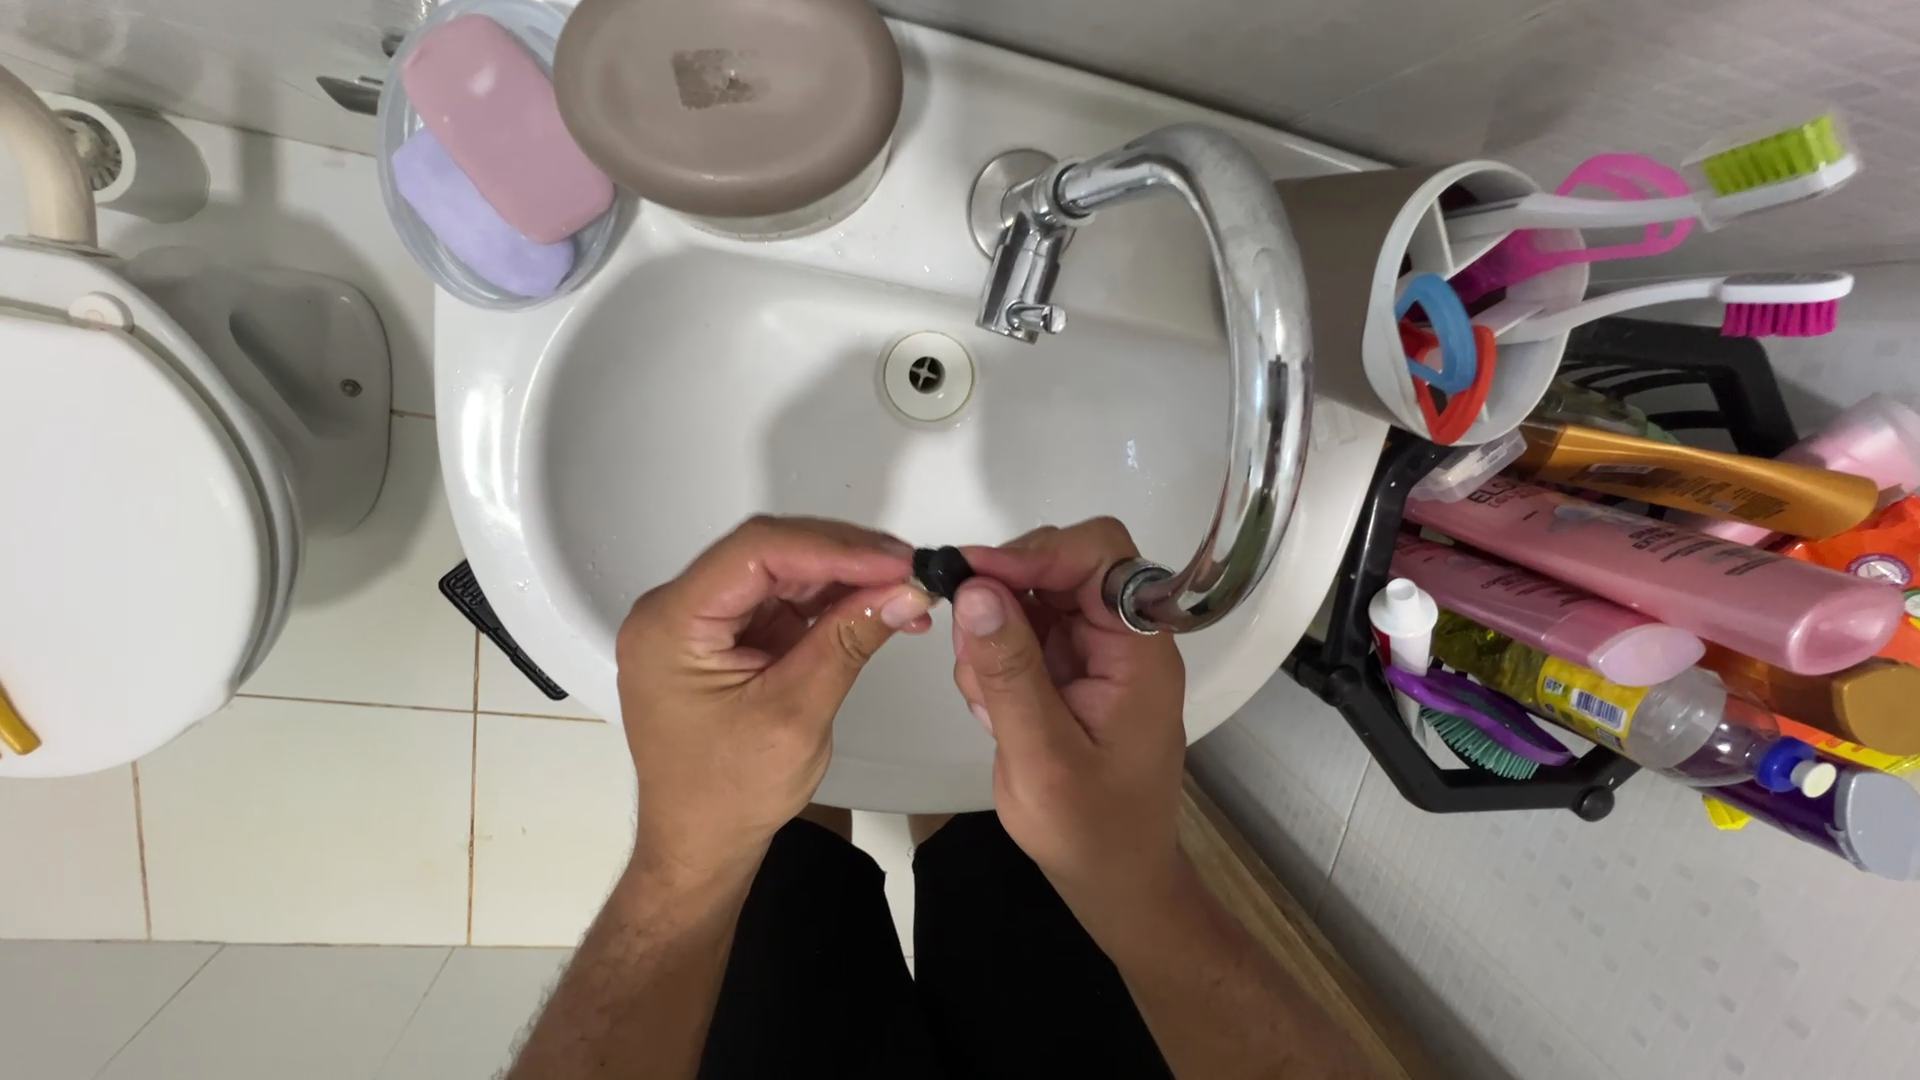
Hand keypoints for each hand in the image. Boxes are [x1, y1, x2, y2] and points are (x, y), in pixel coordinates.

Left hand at [616, 516, 931, 880]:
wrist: (702, 845)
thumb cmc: (730, 794)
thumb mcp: (796, 715)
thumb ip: (848, 642)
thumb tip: (907, 591)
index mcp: (672, 624)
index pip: (756, 553)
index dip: (831, 548)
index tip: (895, 561)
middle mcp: (680, 610)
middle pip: (770, 553)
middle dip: (845, 557)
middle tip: (908, 568)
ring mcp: (707, 620)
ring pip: (784, 571)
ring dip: (847, 576)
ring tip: (904, 588)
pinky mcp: (732, 634)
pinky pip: (787, 599)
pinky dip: (835, 601)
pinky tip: (877, 608)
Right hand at [949, 518, 1187, 914]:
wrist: (1113, 879)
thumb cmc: (1090, 831)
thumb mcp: (1041, 757)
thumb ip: (1009, 672)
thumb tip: (976, 589)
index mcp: (1139, 649)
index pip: (1101, 554)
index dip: (1038, 552)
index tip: (973, 575)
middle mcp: (1120, 637)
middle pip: (1060, 566)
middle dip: (1006, 597)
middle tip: (971, 649)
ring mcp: (1092, 650)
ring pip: (1030, 597)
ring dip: (994, 636)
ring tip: (990, 704)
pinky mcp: (1066, 667)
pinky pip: (1020, 631)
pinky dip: (994, 659)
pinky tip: (996, 712)